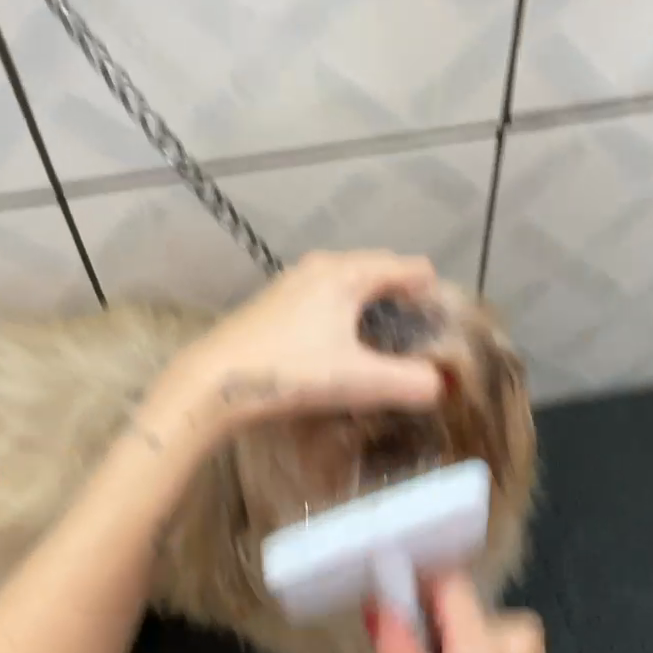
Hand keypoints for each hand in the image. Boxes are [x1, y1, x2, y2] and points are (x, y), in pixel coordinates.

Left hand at [164, 251, 445, 432]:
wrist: (212, 382)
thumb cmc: (291, 373)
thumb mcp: (358, 381)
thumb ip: (409, 383)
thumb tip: (439, 386)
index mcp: (348, 273)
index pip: (409, 267)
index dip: (432, 295)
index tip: (440, 330)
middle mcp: (321, 266)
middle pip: (378, 271)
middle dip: (403, 299)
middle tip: (416, 340)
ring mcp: (292, 282)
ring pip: (348, 284)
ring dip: (369, 307)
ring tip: (380, 346)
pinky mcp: (272, 303)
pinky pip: (323, 298)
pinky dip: (341, 315)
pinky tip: (337, 349)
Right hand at [370, 570, 585, 652]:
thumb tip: (376, 608)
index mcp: (481, 651)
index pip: (448, 582)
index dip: (418, 586)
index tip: (398, 611)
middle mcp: (510, 630)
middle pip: (454, 598)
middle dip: (431, 622)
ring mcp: (526, 632)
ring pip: (467, 612)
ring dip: (450, 636)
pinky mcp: (530, 636)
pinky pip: (484, 623)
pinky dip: (470, 642)